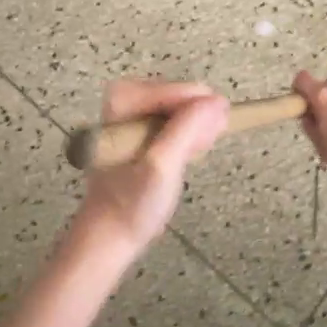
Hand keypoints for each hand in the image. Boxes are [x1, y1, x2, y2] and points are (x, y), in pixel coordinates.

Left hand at [74, 80, 228, 252]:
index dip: (201, 112)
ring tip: (193, 154)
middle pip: (181, 95)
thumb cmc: (132, 205)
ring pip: (182, 108)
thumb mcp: (162, 166)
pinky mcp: (139, 127)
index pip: (180, 91)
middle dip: (198, 120)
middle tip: (201, 148)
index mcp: (123, 100)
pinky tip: (187, 153)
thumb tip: (217, 101)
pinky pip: (175, 119)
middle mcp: (124, 98)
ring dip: (195, 129)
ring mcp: (132, 112)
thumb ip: (187, 129)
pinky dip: (186, 135)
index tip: (212, 135)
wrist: (108, 235)